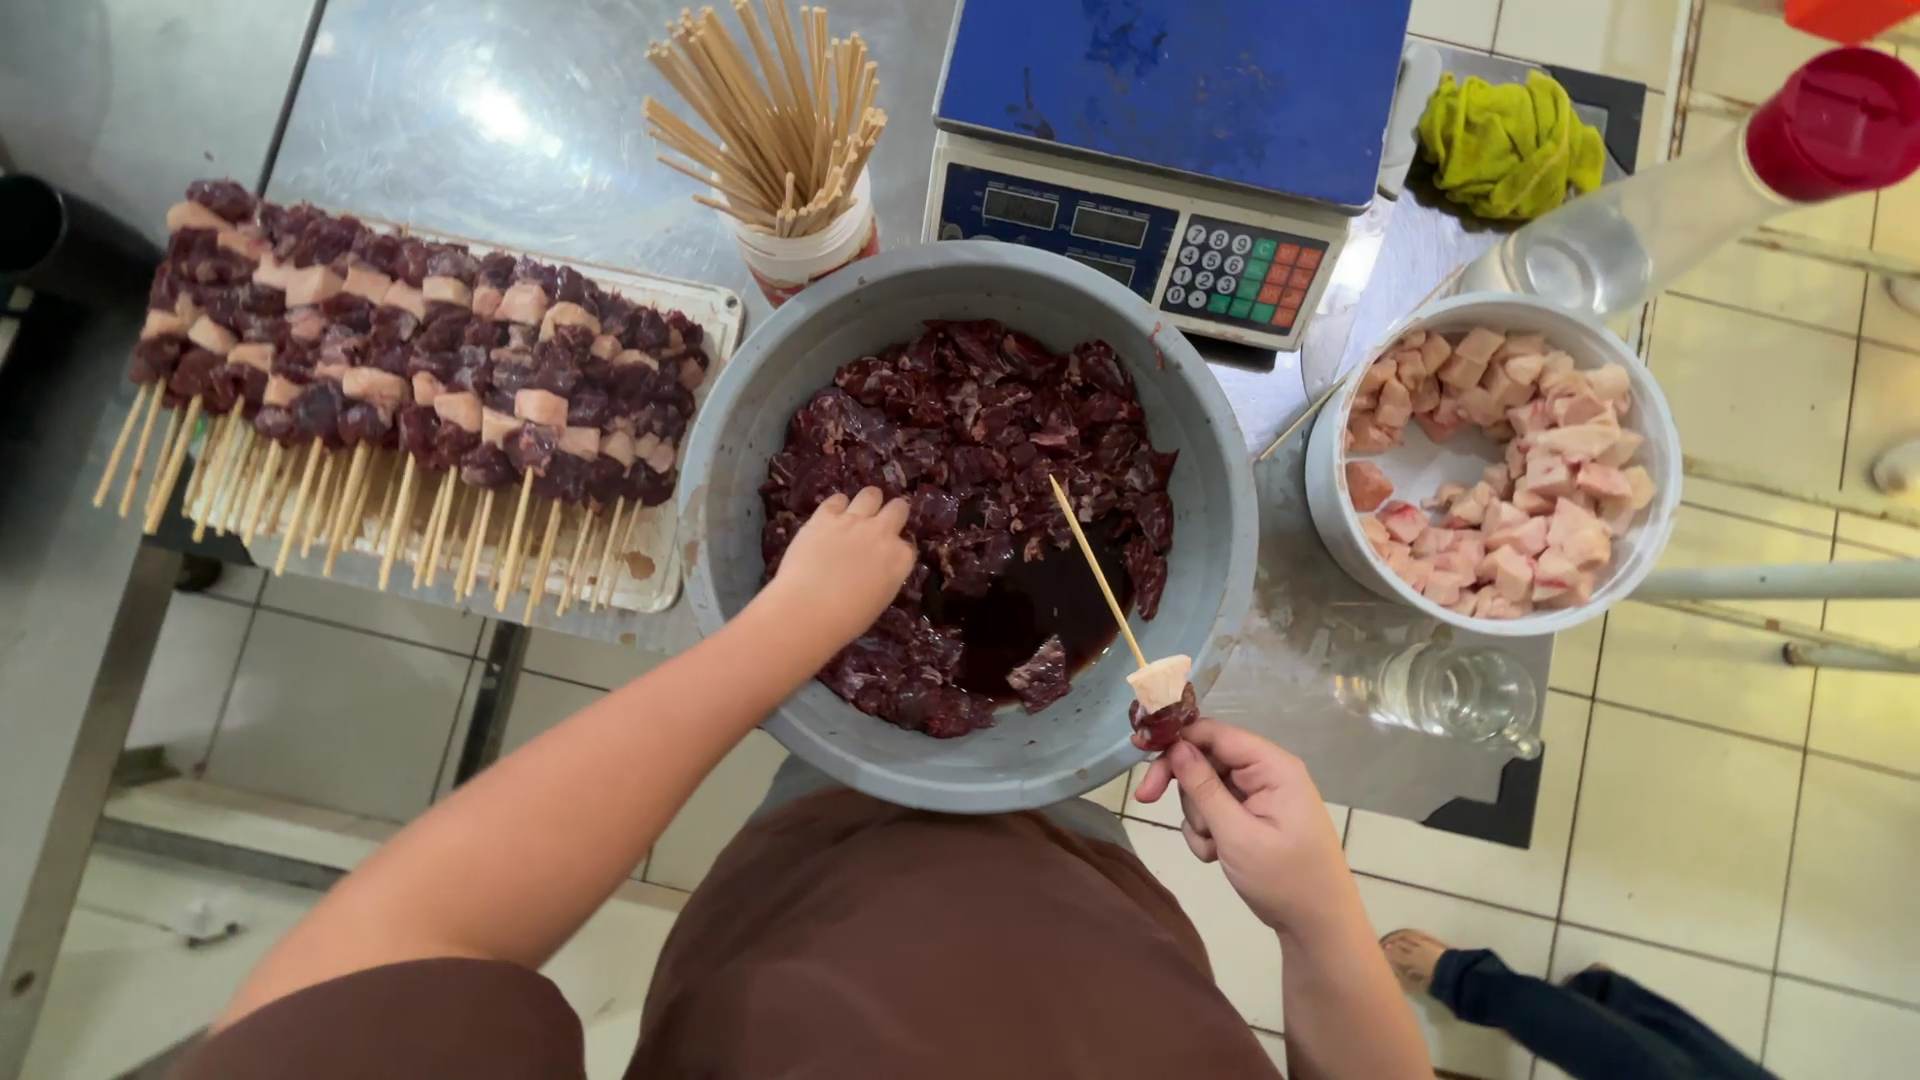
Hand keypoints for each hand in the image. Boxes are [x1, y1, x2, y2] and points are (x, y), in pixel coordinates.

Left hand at [763, 487, 915, 645]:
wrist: (808, 609)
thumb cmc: (846, 619)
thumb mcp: (879, 599)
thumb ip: (884, 576)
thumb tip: (875, 569)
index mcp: (900, 559)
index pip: (907, 545)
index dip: (897, 548)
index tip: (887, 555)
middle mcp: (882, 533)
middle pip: (898, 508)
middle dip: (892, 513)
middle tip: (880, 524)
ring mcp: (853, 521)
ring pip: (871, 494)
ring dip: (868, 502)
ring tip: (858, 512)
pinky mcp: (825, 516)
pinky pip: (836, 499)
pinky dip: (836, 506)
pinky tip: (831, 516)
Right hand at [1133, 721, 1354, 934]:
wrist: (1318, 931)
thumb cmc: (1285, 881)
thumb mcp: (1238, 835)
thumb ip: (1204, 788)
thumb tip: (1176, 746)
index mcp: (1272, 767)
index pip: (1215, 733)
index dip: (1177, 738)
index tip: (1140, 749)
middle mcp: (1265, 773)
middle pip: (1205, 758)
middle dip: (1183, 786)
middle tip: (1147, 799)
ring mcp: (1258, 796)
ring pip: (1204, 786)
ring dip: (1198, 816)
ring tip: (1212, 847)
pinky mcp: (1251, 817)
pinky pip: (1213, 809)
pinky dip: (1206, 831)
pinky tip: (1216, 855)